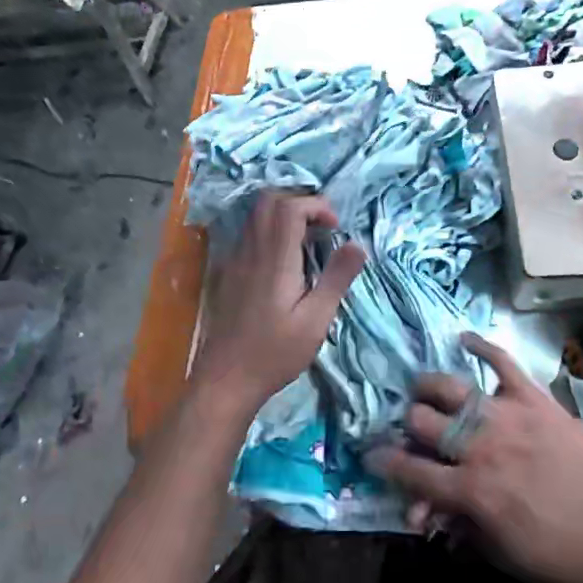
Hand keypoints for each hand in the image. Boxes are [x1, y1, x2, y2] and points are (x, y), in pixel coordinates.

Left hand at [190, 191, 364, 415]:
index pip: (290, 207)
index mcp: (275, 259)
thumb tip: (357, 244)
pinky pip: (248, 234)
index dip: (316, 206)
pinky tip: (284, 259)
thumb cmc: (275, 352)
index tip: (335, 229)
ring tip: (307, 240)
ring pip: (255, 215)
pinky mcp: (228, 273)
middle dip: (299, 202)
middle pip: (268, 201)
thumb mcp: (316, 320)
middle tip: (321, 226)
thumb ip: (336, 278)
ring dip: (283, 214)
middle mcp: (251, 251)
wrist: (224, 380)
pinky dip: (269, 230)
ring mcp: (235, 261)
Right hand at [366, 334, 582, 582]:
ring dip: (430, 388)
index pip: (411, 470)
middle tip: (409, 428)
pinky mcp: (535, 399)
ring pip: (453, 388)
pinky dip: (482, 347)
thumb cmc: (557, 552)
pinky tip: (464, 339)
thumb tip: (427, 510)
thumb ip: (458, 525)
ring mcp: (509, 416)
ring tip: (423, 390)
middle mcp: (483, 447)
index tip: (371, 455)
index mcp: (472, 491)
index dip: (384, 463)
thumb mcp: (499, 552)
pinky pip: (503, 362)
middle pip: (424, 422)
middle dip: (407, 425)